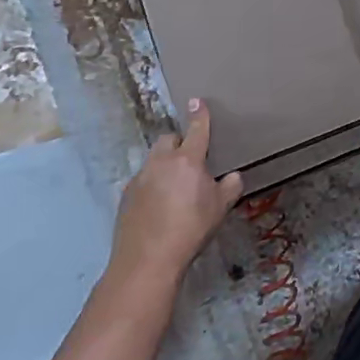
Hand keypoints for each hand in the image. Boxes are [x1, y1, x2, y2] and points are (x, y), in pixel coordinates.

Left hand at [107, 99, 244, 287]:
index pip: (196, 130)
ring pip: (154, 160)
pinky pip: (144, 180)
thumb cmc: (191, 228)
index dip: (199, 115)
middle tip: (190, 160)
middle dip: (178, 143)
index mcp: (187, 160)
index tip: (197, 101)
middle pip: (168, 140)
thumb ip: (231, 186)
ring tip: (176, 185)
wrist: (148, 259)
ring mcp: (140, 178)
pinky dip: (153, 184)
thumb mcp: (221, 208)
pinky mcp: (126, 195)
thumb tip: (233, 176)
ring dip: (165, 164)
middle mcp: (161, 162)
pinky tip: (160, 205)